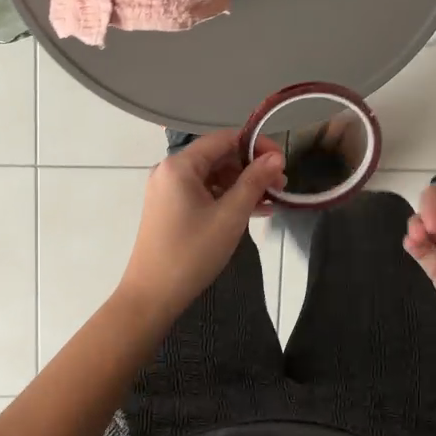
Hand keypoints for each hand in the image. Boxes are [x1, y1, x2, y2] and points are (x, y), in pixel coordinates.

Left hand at [118, 131, 285, 321]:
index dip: (256, 145)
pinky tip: (253, 211)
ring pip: (213, 176)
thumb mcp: (230, 216)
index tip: (283, 162)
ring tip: (272, 200)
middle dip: (251, 168)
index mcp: (180, 165)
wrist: (152, 296)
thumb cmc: (192, 253)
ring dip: (242, 184)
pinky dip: (227, 198)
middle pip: (218, 156)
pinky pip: (204, 193)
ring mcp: (168, 190)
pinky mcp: (170, 208)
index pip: (224, 139)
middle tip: (281, 185)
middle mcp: (170, 171)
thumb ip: (254, 182)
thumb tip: (276, 158)